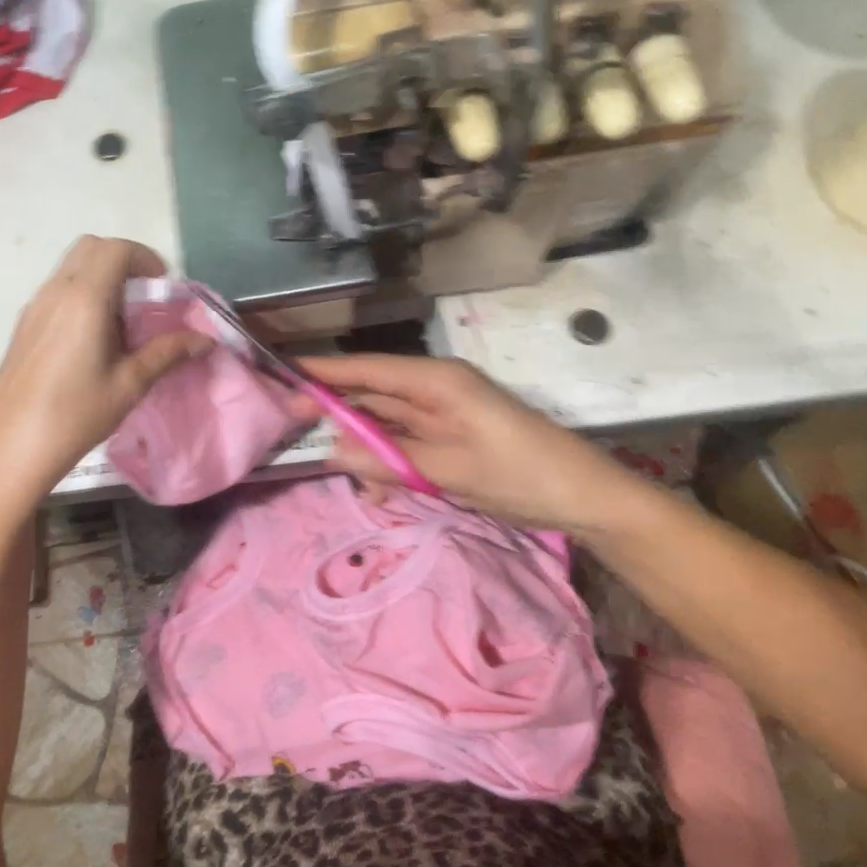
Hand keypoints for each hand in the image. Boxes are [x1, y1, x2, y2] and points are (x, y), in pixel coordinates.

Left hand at [0, 237, 210, 509]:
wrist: (11, 448)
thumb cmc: (75, 416)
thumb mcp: (129, 384)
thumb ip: (168, 353)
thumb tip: (206, 339)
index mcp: (83, 299)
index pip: (116, 249)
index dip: (146, 258)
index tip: (164, 286)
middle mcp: (54, 292)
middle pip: (90, 248)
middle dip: (123, 260)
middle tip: (145, 296)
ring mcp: (33, 308)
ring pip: (71, 268)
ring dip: (101, 278)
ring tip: (122, 323)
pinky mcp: (23, 326)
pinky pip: (57, 291)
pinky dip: (82, 295)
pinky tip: (92, 341)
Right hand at [294, 354, 646, 534]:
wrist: (585, 497)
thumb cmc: (522, 474)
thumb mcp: (453, 471)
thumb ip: (390, 460)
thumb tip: (332, 450)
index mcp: (437, 382)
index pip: (367, 369)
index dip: (324, 372)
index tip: (282, 375)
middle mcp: (435, 390)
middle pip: (371, 392)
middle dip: (333, 407)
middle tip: (288, 422)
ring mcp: (443, 415)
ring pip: (384, 421)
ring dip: (359, 444)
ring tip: (329, 464)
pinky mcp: (450, 440)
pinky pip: (403, 444)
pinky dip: (385, 463)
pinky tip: (375, 489)